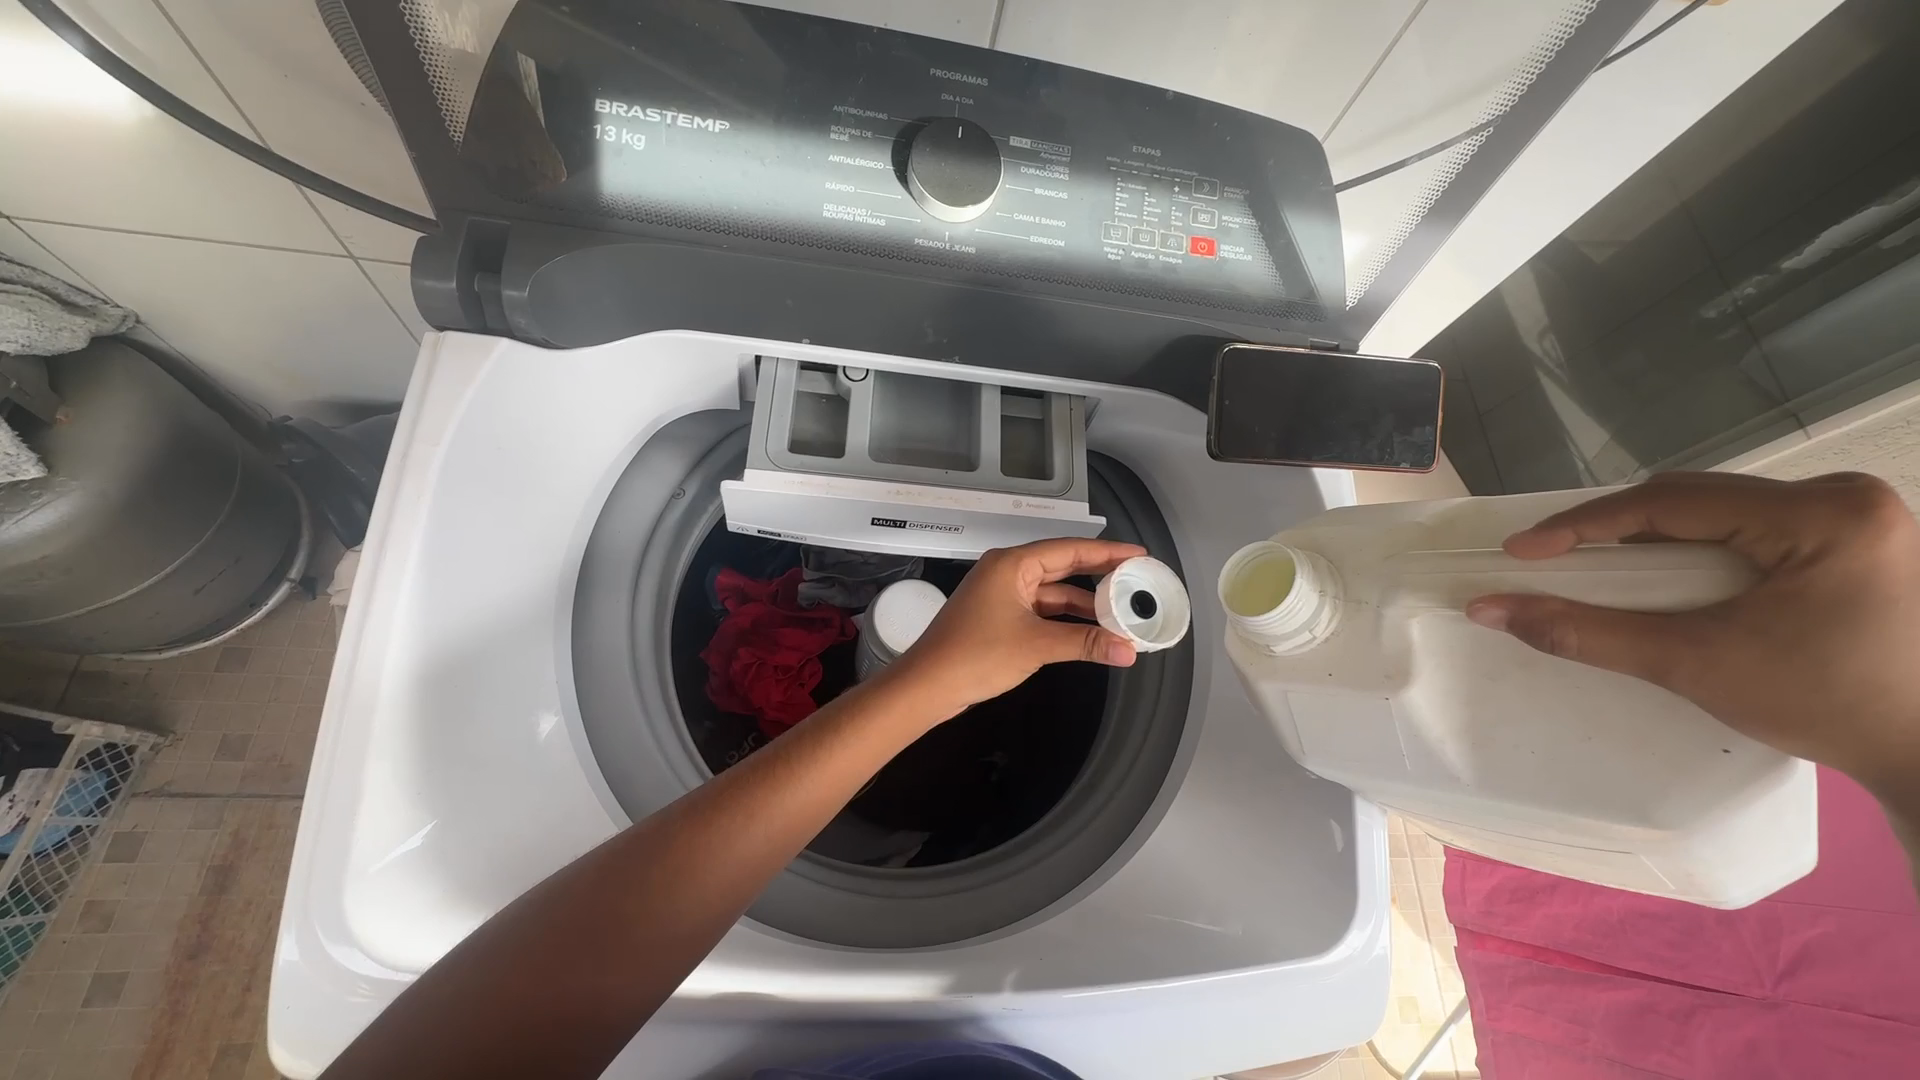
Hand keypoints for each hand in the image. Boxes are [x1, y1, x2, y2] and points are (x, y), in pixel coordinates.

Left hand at [883, 537, 1145, 718]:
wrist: (927, 685)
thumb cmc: (978, 655)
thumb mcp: (1037, 646)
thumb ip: (1086, 643)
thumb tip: (1129, 650)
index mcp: (1012, 564)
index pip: (1069, 550)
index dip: (1107, 552)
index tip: (1139, 555)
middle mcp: (1007, 571)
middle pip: (1062, 567)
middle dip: (1100, 576)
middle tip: (1137, 579)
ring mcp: (1001, 594)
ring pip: (1052, 592)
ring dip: (1083, 605)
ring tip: (1122, 613)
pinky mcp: (998, 616)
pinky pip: (1040, 610)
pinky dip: (1064, 620)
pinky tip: (1090, 631)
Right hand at [1465, 472, 1919, 797]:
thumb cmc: (1825, 704)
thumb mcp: (1691, 664)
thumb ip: (1583, 631)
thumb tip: (1488, 609)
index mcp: (1822, 513)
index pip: (1668, 501)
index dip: (1581, 524)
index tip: (1519, 551)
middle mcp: (1843, 497)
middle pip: (1690, 498)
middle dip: (1613, 530)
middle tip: (1553, 562)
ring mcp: (1855, 517)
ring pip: (1713, 510)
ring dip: (1649, 540)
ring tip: (1602, 572)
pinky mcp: (1854, 540)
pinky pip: (1744, 527)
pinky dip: (1690, 549)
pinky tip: (1667, 578)